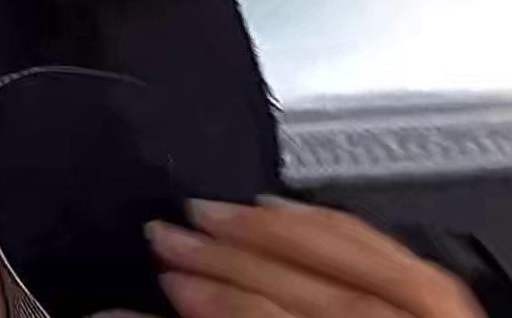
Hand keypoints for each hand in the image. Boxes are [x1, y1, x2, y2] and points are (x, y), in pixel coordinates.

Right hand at [136, 197, 483, 317]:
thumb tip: (113, 315)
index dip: (221, 302)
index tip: (164, 275)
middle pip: (319, 304)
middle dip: (231, 263)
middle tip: (168, 233)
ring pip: (363, 272)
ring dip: (272, 232)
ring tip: (209, 211)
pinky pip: (398, 261)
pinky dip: (329, 224)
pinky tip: (274, 205)